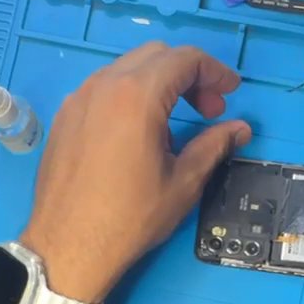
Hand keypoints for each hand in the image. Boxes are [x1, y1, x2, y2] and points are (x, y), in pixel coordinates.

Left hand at [21, 44, 251, 302]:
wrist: (67, 247)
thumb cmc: (130, 218)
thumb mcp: (182, 183)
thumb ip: (214, 145)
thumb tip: (240, 129)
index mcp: (136, 95)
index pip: (184, 60)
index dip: (214, 71)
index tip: (230, 92)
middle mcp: (103, 85)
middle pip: (155, 56)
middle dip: (187, 75)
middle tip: (208, 110)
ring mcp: (77, 99)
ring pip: (126, 69)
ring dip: (157, 84)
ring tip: (173, 125)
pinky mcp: (63, 118)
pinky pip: (102, 90)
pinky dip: (128, 97)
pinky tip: (136, 135)